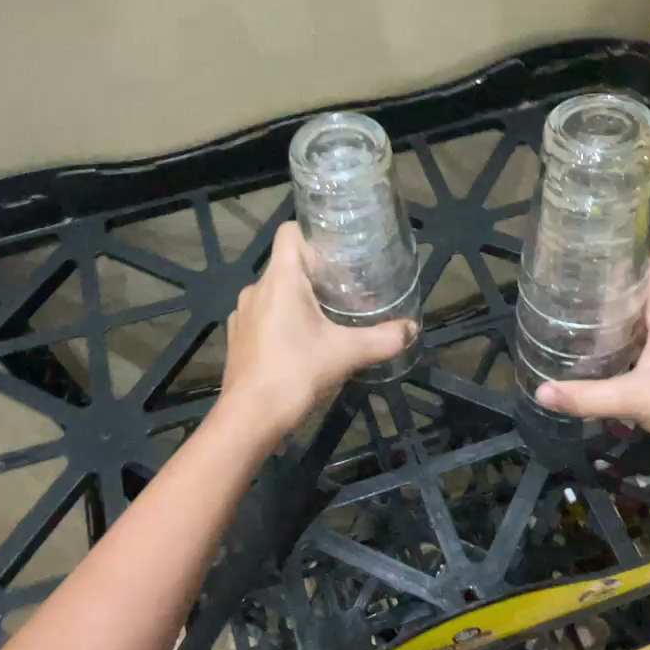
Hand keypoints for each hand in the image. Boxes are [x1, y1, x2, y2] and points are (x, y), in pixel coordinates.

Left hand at [217, 222, 413, 439]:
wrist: (250, 417)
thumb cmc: (295, 373)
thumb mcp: (346, 354)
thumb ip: (382, 339)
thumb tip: (411, 328)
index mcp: (280, 279)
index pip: (290, 232)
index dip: (314, 236)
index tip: (339, 253)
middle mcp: (256, 289)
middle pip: (287, 265)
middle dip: (316, 275)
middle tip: (347, 290)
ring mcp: (242, 314)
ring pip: (274, 294)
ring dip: (298, 301)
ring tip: (326, 318)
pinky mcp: (237, 338)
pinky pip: (263, 318)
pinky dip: (281, 323)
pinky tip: (300, 344)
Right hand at [533, 249, 649, 462]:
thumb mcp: (637, 401)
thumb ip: (587, 397)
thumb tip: (540, 392)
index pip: (643, 256)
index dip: (613, 244)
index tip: (578, 243)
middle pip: (636, 278)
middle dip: (601, 276)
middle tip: (560, 277)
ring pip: (639, 305)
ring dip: (610, 303)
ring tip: (569, 303)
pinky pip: (644, 327)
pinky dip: (620, 327)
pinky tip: (596, 339)